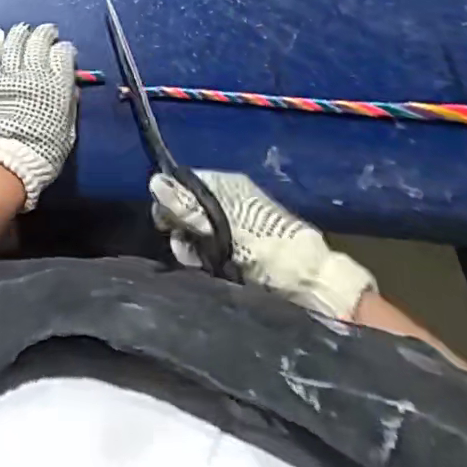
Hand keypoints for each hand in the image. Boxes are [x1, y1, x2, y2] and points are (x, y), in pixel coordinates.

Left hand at [0, 22, 78, 210]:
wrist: (10, 156)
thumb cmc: (45, 149)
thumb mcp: (68, 128)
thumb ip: (69, 104)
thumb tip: (71, 88)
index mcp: (58, 86)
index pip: (63, 56)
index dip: (65, 50)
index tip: (64, 49)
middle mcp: (35, 75)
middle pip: (40, 44)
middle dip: (45, 35)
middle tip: (47, 31)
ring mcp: (11, 76)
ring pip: (15, 45)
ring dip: (20, 33)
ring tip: (24, 29)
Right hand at [150, 170, 375, 318]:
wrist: (312, 285)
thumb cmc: (269, 250)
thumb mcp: (223, 227)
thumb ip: (187, 206)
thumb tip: (154, 181)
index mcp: (226, 184)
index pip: (181, 181)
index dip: (168, 199)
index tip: (166, 220)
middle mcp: (226, 199)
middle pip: (183, 206)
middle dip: (178, 226)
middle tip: (183, 244)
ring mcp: (231, 222)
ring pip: (190, 227)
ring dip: (186, 244)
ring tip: (195, 260)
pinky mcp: (235, 244)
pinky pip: (203, 243)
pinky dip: (199, 254)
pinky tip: (203, 265)